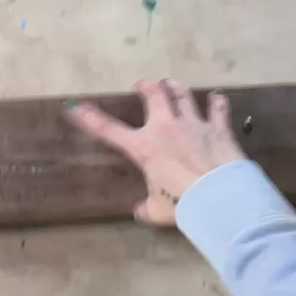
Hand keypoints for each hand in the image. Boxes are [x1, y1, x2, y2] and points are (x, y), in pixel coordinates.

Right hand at [64, 78, 246, 225]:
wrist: (220, 198)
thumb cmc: (182, 204)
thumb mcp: (158, 210)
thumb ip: (147, 208)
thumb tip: (140, 211)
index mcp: (143, 147)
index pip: (108, 129)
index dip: (89, 118)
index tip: (75, 107)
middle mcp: (165, 128)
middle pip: (154, 95)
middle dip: (146, 86)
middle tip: (143, 85)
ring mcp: (193, 125)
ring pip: (182, 95)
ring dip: (176, 87)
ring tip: (172, 83)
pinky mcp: (218, 129)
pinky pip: (218, 110)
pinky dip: (217, 103)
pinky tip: (217, 97)